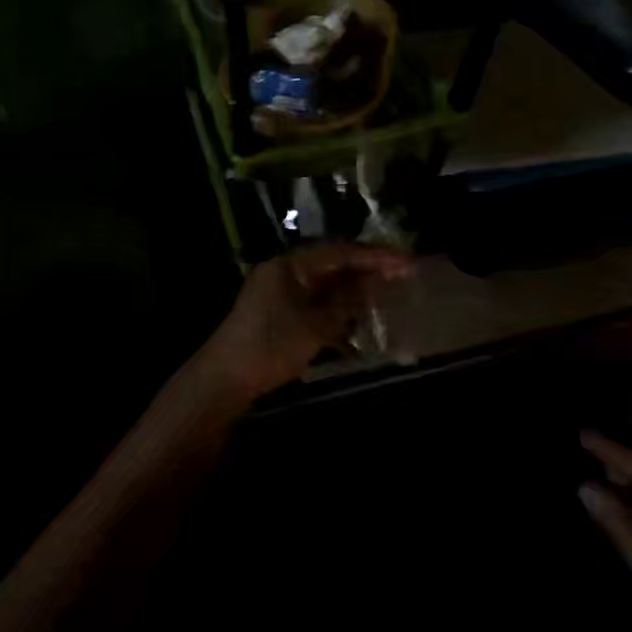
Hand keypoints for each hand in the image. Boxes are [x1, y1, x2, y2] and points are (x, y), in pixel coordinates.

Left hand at [197, 244, 411, 397]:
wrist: (226, 378)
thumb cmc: (270, 345)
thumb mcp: (315, 326)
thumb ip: (345, 304)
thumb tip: (371, 286)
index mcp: (288, 265)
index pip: (337, 253)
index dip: (374, 256)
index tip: (405, 260)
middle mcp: (283, 272)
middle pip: (330, 264)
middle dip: (365, 270)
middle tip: (401, 273)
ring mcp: (278, 292)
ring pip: (324, 284)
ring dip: (352, 289)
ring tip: (386, 293)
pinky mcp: (278, 313)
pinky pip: (314, 302)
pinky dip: (336, 308)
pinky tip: (357, 318)